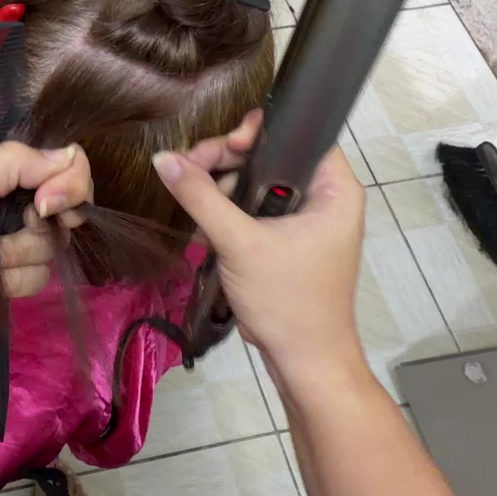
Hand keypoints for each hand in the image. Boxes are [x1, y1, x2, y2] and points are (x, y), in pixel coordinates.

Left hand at [0, 142, 91, 363]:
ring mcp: (4, 239)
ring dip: (20, 256)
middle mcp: (1, 199)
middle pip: (60, 203)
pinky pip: (38, 275)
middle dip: (42, 224)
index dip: (64, 181)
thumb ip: (14, 164)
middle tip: (22, 228)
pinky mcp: (6, 275)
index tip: (50, 203)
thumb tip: (71, 154)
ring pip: (50, 243)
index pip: (52, 160)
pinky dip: (14, 281)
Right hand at [151, 111, 367, 382]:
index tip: (225, 149)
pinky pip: (250, 206)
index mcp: (334, 190)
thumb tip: (162, 159)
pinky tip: (204, 224)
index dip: (257, 134)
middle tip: (191, 172)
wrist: (303, 361)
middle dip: (226, 162)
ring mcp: (303, 219)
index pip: (296, 135)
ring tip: (196, 207)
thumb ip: (199, 195)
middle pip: (267, 155)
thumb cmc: (287, 300)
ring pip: (254, 180)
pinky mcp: (284, 238)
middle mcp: (323, 197)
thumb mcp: (239, 242)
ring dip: (219, 187)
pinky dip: (226, 209)